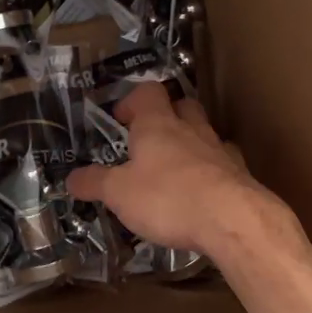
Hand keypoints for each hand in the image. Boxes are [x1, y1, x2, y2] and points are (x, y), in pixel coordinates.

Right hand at [66, 83, 276, 253]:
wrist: (232, 220)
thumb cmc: (168, 197)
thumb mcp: (119, 193)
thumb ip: (95, 183)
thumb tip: (71, 178)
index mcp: (158, 125)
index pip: (148, 93)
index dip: (133, 100)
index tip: (121, 119)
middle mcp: (191, 130)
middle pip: (183, 106)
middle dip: (167, 115)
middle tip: (150, 138)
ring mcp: (220, 151)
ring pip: (205, 134)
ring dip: (190, 144)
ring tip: (175, 169)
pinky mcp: (240, 176)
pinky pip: (223, 164)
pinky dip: (210, 171)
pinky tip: (202, 192)